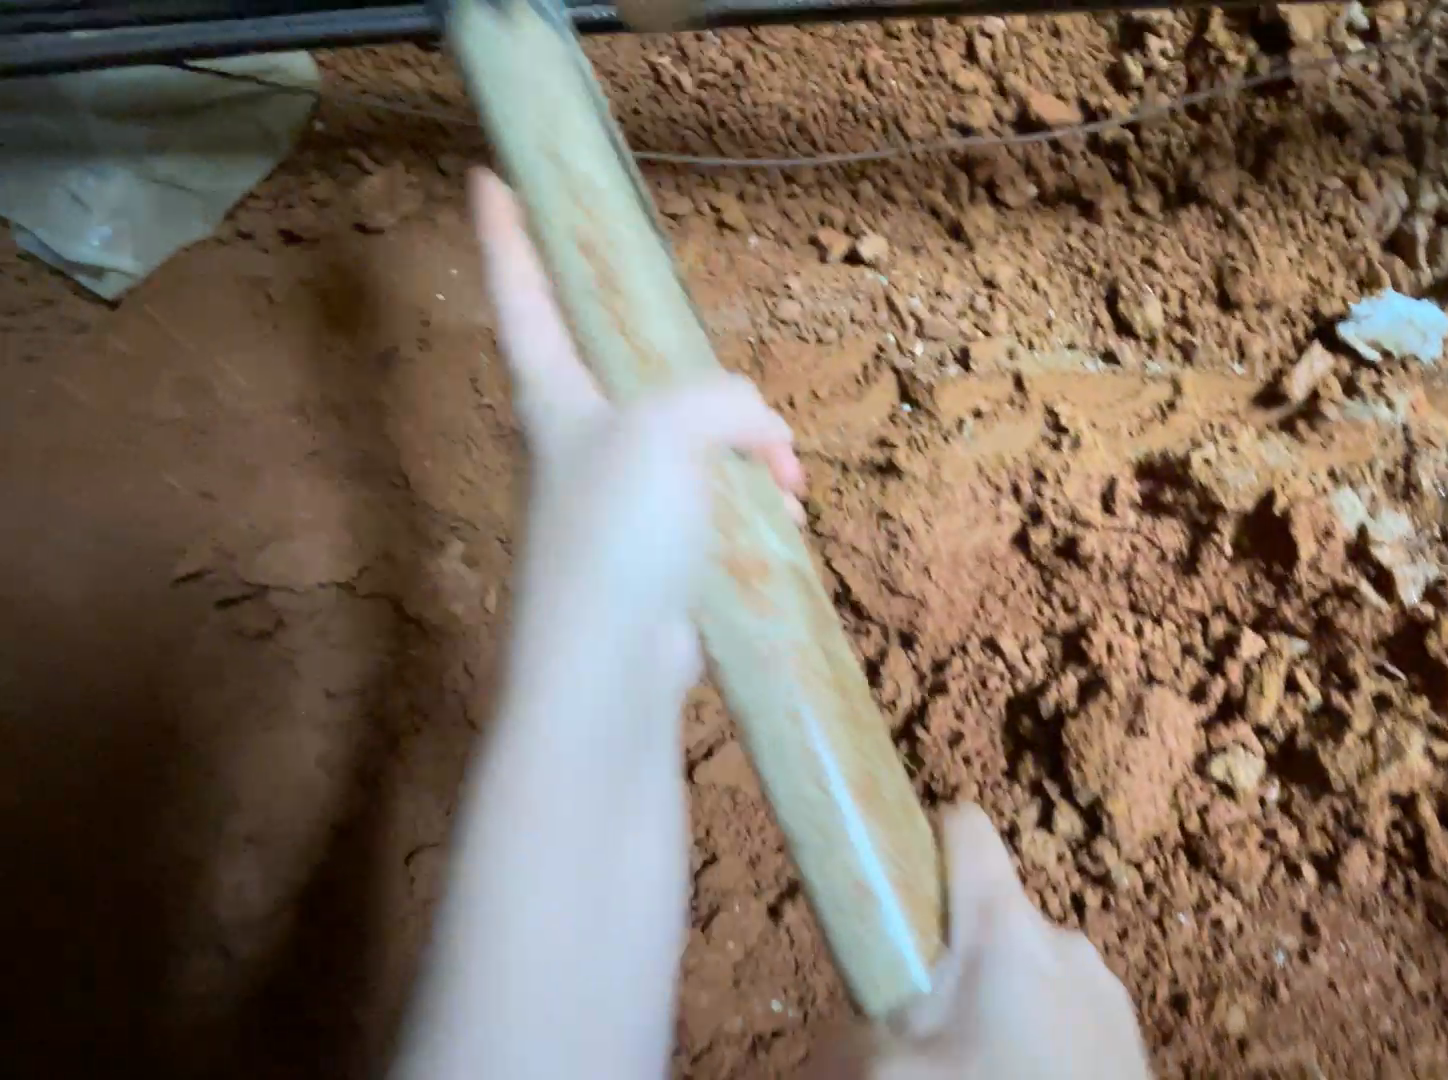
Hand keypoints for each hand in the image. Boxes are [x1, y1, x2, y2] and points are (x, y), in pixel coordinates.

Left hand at [470, 167, 803, 693]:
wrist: (615, 661)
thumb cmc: (617, 533)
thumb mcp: (669, 431)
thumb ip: (725, 402)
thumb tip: (768, 438)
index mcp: (560, 396)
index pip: (525, 296)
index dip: (509, 236)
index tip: (489, 176)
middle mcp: (591, 441)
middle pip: (653, 377)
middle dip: (721, 395)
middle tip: (763, 426)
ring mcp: (634, 498)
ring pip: (709, 446)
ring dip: (760, 460)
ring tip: (788, 488)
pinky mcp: (671, 546)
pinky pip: (727, 501)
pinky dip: (762, 506)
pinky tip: (786, 524)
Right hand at [816, 805, 1152, 1079]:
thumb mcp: (893, 1076)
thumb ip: (848, 1033)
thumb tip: (832, 1026)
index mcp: (1004, 926)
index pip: (963, 827)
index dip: (925, 841)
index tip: (899, 889)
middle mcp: (1059, 935)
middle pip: (988, 913)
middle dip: (953, 957)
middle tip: (931, 1025)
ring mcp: (1101, 981)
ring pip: (1025, 962)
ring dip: (996, 998)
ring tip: (979, 1062)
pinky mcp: (1128, 1028)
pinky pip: (1065, 1002)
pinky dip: (1038, 1028)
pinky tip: (1023, 1076)